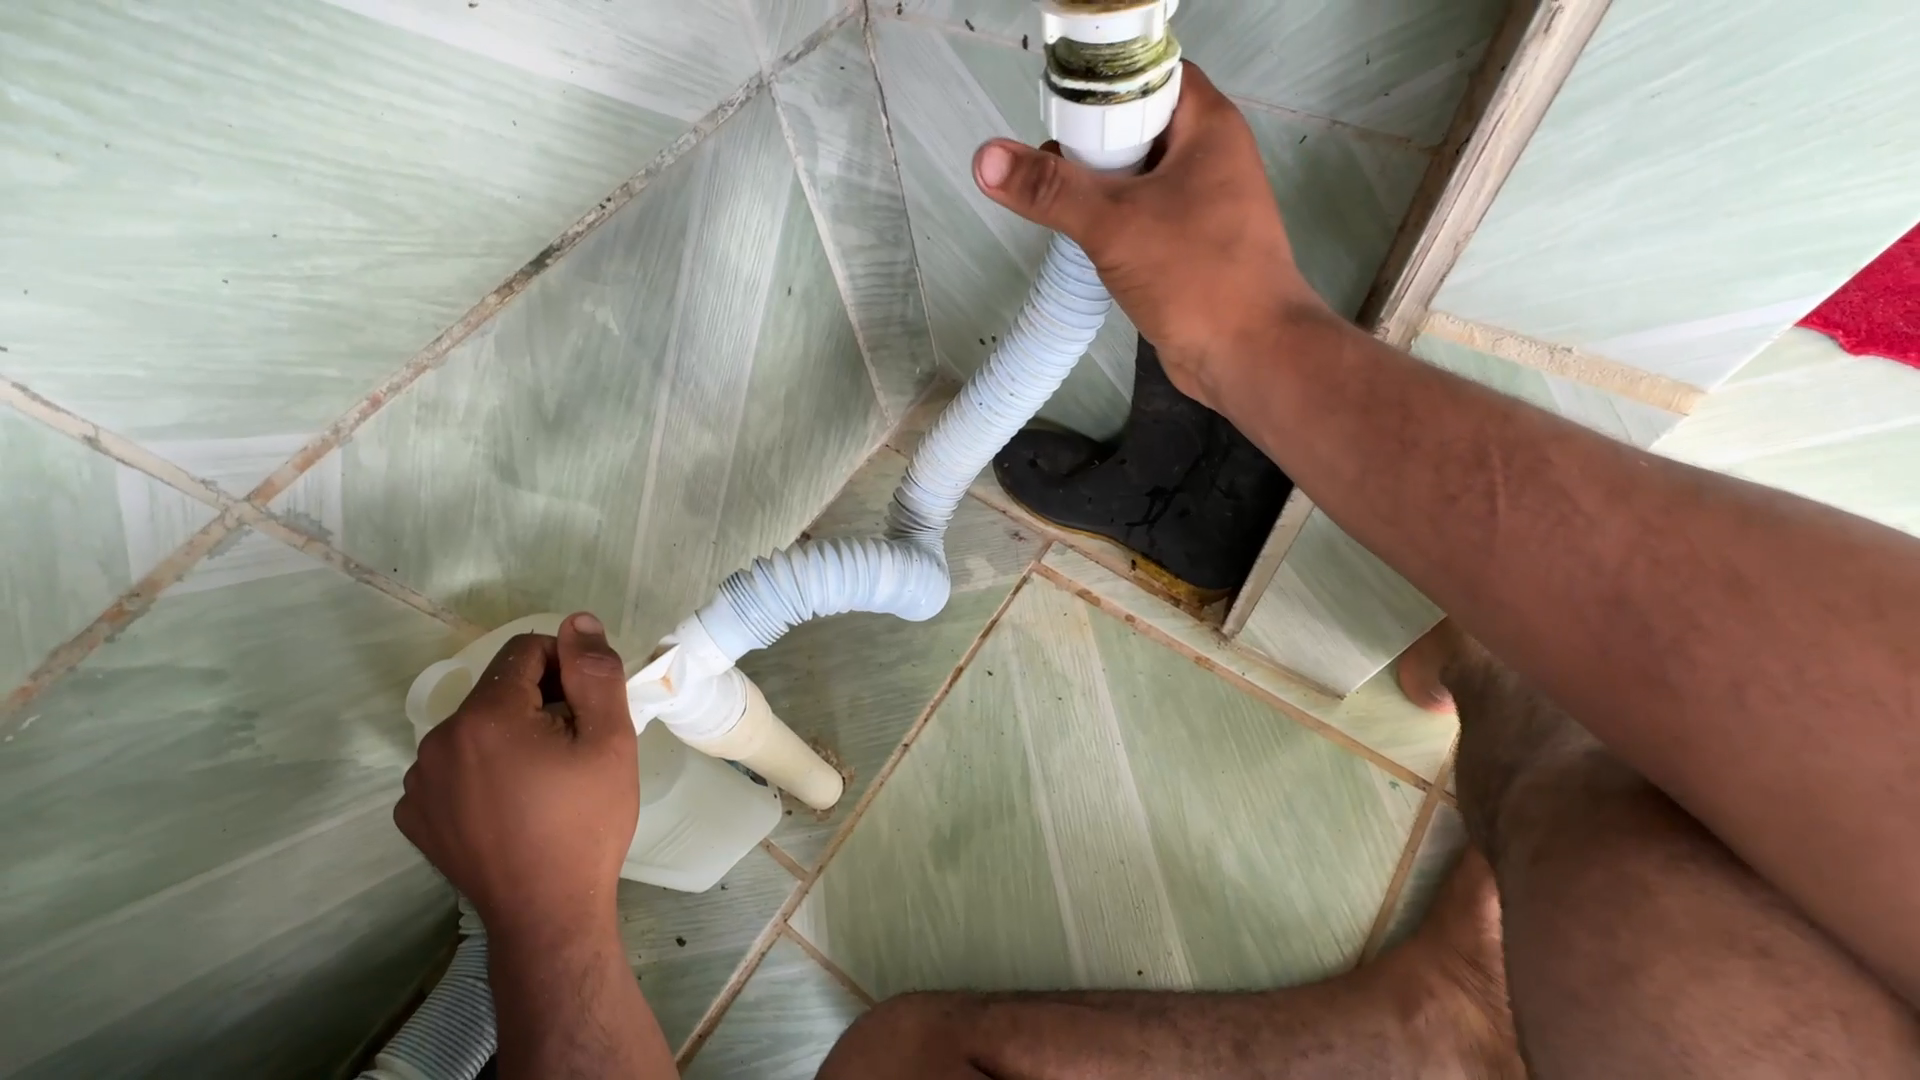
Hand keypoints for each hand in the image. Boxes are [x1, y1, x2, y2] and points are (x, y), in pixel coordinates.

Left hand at [395, 612, 639, 943]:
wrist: (548, 914)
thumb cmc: (587, 822)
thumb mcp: (610, 740)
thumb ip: (595, 672)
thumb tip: (577, 621)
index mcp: (485, 717)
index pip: (525, 651)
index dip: (567, 667)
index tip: (589, 709)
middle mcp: (437, 741)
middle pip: (499, 689)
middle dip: (541, 702)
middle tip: (575, 748)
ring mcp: (419, 783)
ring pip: (477, 727)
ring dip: (512, 735)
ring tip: (546, 780)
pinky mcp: (415, 815)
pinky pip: (454, 766)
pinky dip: (484, 769)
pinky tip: (512, 804)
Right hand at [971, 62, 1332, 410]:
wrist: (1248, 355)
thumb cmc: (1194, 275)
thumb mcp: (1114, 225)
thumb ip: (1051, 191)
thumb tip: (986, 160)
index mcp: (1207, 126)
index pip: (1149, 78)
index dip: (1101, 92)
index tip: (1057, 120)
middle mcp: (1209, 157)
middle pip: (1136, 128)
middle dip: (1090, 146)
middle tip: (1047, 169)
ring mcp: (1202, 205)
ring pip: (1137, 178)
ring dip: (1097, 191)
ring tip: (1057, 207)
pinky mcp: (1189, 246)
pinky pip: (1142, 218)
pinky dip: (1112, 225)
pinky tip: (1084, 243)